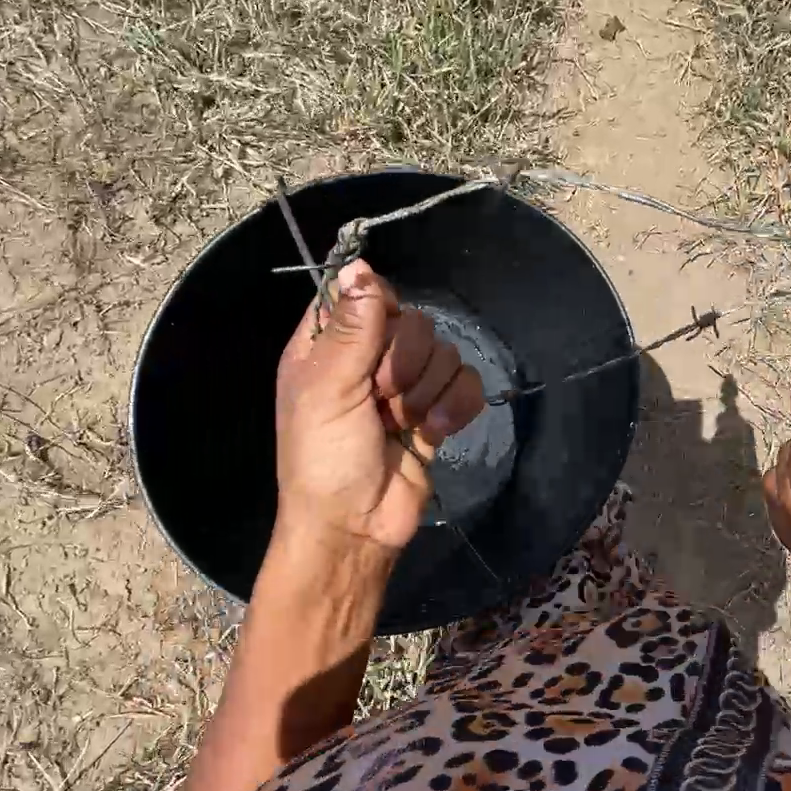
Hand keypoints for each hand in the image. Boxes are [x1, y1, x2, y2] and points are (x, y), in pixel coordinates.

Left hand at [273, 260, 485, 557]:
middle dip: (406, 363)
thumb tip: (359, 263)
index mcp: (328, 347)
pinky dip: (458, 407)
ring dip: (429, 391)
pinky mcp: (437, 414)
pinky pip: (467, 385)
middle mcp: (369, 360)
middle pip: (416, 323)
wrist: (356, 527)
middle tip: (381, 396)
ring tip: (404, 423)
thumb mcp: (327, 391)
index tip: (376, 336)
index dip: (378, 309)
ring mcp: (407, 389)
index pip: (364, 294)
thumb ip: (351, 328)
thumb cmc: (323, 459)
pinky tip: (436, 430)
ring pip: (445, 354)